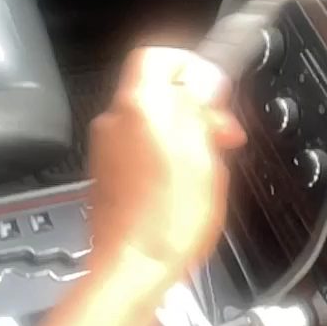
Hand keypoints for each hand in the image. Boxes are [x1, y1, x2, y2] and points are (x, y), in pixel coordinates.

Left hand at [86, 47, 246, 284]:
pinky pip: (138, 152)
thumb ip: (202, 108)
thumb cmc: (168, 221)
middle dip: (192, 107)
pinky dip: (162, 158)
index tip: (212, 88)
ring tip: (207, 165)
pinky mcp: (107, 178)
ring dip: (180, 134)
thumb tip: (205, 80)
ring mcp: (106, 152)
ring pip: (149, 124)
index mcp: (138, 106)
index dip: (188, 66)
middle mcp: (114, 123)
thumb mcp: (205, 154)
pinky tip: (184, 186)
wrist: (133, 268)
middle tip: (220, 132)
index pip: (156, 57)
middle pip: (154, 92)